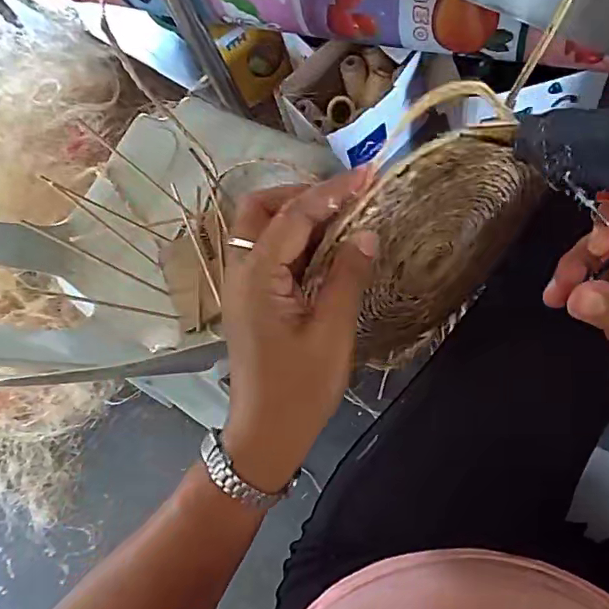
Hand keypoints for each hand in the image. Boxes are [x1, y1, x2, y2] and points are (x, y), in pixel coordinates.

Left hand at [220, 168, 377, 492]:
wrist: (266, 434)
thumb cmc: (300, 389)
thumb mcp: (332, 332)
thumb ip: (347, 276)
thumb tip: (367, 233)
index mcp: (257, 276)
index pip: (293, 215)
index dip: (333, 191)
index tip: (369, 175)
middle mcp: (239, 272)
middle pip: (259, 210)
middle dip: (301, 194)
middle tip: (346, 198)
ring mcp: (240, 286)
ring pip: (258, 230)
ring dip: (295, 215)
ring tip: (341, 217)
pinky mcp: (249, 301)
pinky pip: (265, 254)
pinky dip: (292, 241)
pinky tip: (323, 250)